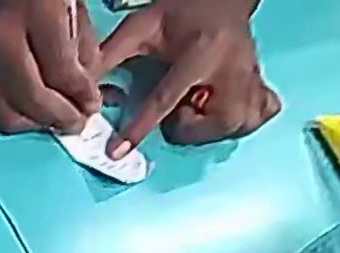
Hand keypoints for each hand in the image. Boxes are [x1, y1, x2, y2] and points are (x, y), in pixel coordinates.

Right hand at [0, 0, 100, 134]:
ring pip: (6, 112)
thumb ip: (79, 38)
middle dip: (57, 116)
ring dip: (34, 124)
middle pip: (31, 98)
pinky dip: (13, 116)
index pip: (59, 70)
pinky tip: (31, 114)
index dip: (79, 94)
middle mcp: (0, 38)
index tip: (92, 105)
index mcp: (34, 8)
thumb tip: (84, 86)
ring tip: (55, 121)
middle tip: (76, 123)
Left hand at [96, 0, 278, 159]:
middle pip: (205, 124)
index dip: (138, 129)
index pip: (165, 100)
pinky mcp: (260, 82)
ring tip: (194, 104)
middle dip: (183, 127)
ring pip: (229, 125)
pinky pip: (254, 116)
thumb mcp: (140, 28)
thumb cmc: (180, 13)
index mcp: (201, 50)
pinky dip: (229, 122)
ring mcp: (252, 74)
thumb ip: (108, 58)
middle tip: (178, 106)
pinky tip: (216, 108)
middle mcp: (233, 65)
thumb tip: (79, 91)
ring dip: (204, 127)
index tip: (115, 153)